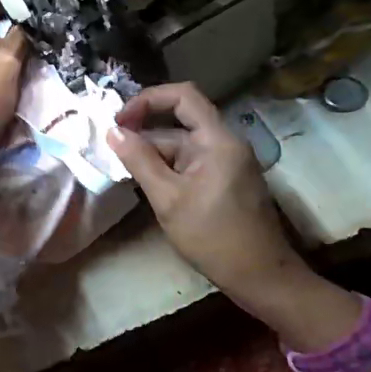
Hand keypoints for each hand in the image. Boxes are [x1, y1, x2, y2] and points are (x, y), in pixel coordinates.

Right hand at [106, 84, 316, 316]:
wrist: (259, 275)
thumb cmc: (212, 236)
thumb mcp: (168, 198)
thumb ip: (139, 161)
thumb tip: (113, 132)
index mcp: (217, 140)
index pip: (182, 96)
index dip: (147, 100)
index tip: (118, 120)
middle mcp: (226, 143)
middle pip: (179, 124)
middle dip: (144, 134)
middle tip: (111, 152)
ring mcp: (228, 162)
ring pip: (183, 146)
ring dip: (153, 155)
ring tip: (123, 172)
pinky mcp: (226, 180)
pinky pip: (192, 163)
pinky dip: (168, 169)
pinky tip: (147, 186)